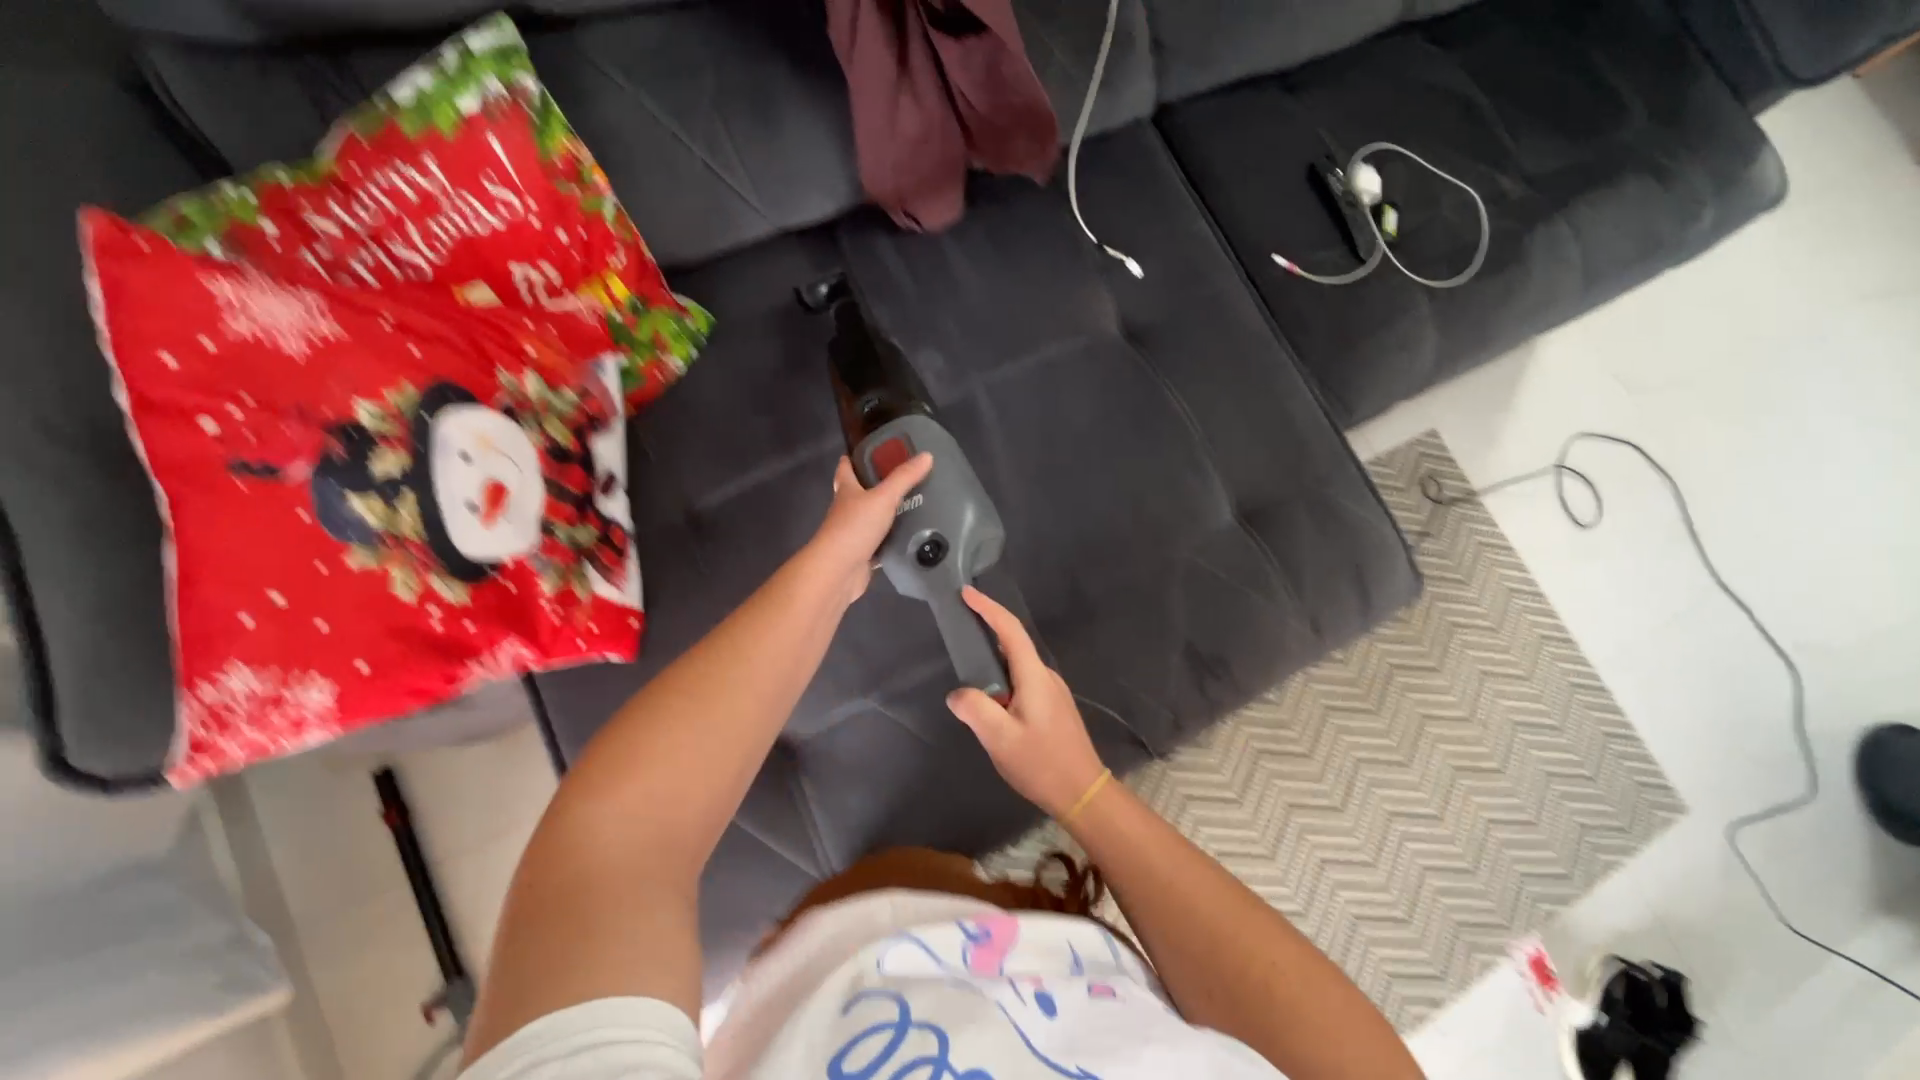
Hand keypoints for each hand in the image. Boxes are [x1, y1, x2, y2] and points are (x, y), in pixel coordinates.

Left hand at [803, 453, 932, 605]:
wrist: (839, 571)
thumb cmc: (855, 527)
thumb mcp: (883, 497)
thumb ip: (904, 478)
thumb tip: (927, 455)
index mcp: (847, 491)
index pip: (845, 469)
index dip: (851, 459)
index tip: (864, 453)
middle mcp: (847, 510)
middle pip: (859, 494)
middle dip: (875, 486)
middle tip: (901, 479)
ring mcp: (854, 534)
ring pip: (872, 520)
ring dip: (887, 514)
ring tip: (914, 506)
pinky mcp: (863, 555)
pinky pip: (881, 544)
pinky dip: (893, 541)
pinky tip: (910, 539)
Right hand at [946, 586, 1107, 819]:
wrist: (1082, 792)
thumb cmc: (1041, 763)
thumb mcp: (999, 738)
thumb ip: (974, 709)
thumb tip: (958, 694)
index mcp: (1034, 676)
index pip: (1010, 631)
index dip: (988, 609)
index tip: (967, 594)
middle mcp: (1046, 677)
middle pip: (1013, 646)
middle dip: (986, 635)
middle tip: (958, 637)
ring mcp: (1053, 693)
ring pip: (1018, 669)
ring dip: (994, 667)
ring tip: (969, 681)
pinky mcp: (1054, 709)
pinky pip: (1023, 684)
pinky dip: (1004, 684)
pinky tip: (992, 707)